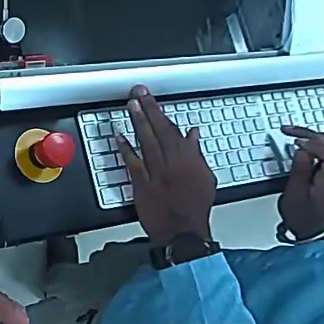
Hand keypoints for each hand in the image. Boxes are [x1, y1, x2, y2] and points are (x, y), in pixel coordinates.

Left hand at [121, 86, 217, 245]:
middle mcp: (173, 162)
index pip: (172, 129)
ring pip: (147, 142)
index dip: (159, 111)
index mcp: (189, 159)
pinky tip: (118, 136)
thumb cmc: (195, 205)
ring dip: (138, 122)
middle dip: (147, 109)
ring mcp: (157, 172)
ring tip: (131, 106)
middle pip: (159, 130)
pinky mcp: (142, 183)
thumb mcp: (205, 176)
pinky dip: (126, 148)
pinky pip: (133, 162)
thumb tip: (192, 134)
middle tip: (138, 93)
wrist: (184, 230)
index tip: (150, 98)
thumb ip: (196, 153)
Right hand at [278, 126, 323, 239]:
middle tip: (292, 132)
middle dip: (316, 136)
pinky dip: (320, 143)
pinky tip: (305, 142)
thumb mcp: (295, 194)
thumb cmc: (302, 213)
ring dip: (319, 137)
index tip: (296, 142)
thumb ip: (300, 171)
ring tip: (297, 133)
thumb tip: (302, 151)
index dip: (315, 145)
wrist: (310, 226)